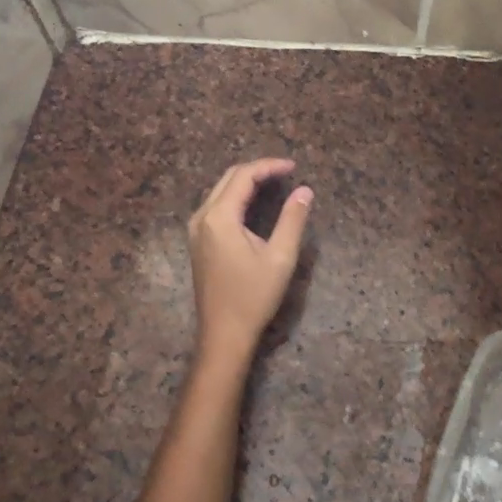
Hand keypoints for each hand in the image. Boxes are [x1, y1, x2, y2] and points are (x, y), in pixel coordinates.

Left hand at [187, 158, 313, 364]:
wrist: (223, 334)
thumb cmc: (253, 297)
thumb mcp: (280, 257)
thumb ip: (292, 219)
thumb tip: (305, 190)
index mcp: (220, 217)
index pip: (244, 176)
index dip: (269, 166)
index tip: (294, 167)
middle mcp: (202, 217)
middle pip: (229, 178)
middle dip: (258, 170)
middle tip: (286, 172)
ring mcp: (196, 230)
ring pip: (221, 190)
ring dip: (246, 181)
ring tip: (275, 182)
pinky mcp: (198, 241)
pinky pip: (217, 205)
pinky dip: (237, 195)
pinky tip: (255, 202)